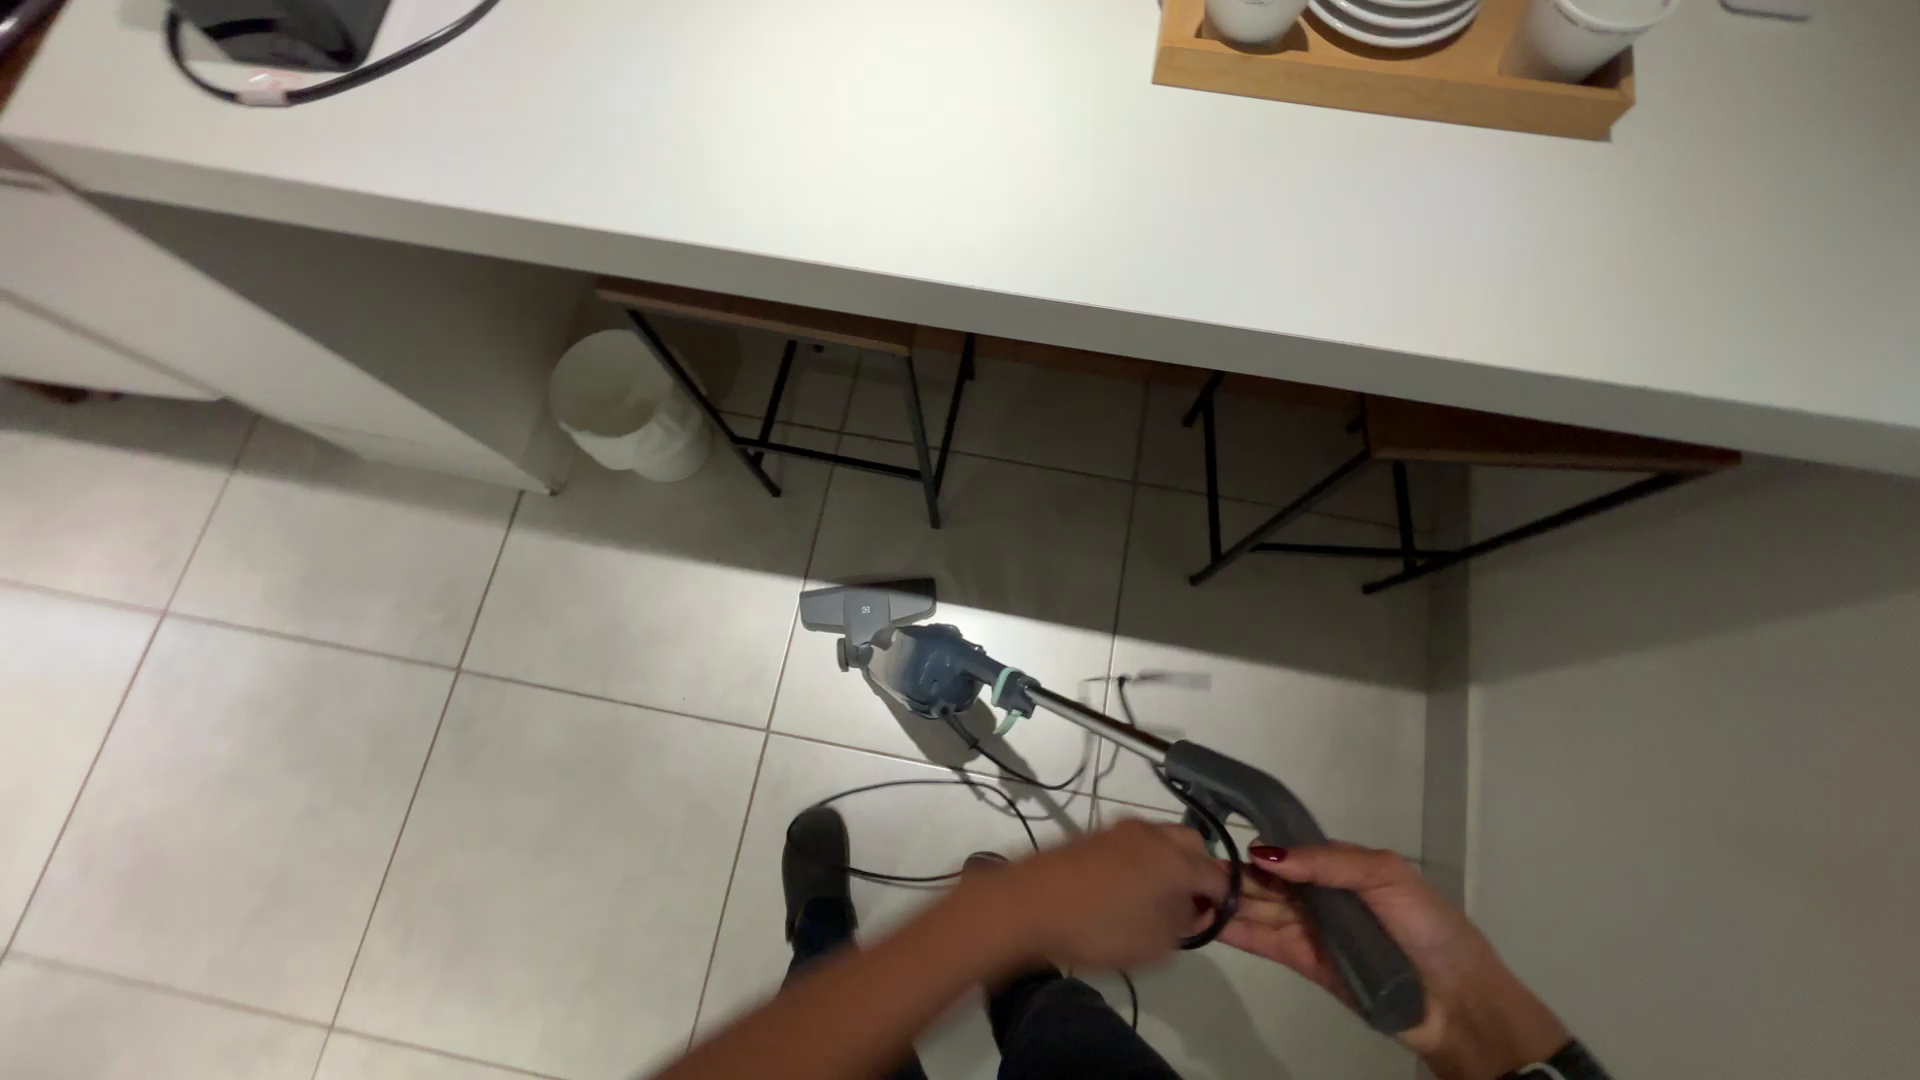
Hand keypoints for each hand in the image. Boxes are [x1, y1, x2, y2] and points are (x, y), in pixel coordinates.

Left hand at [965, 820, 1225, 971]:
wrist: (1030, 902)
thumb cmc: (1098, 927)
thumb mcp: (1155, 942)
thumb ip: (1185, 924)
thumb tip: (1194, 909)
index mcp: (1175, 858)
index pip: (1217, 875)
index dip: (1223, 900)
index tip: (1216, 920)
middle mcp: (1152, 834)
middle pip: (1192, 844)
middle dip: (1198, 870)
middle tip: (1188, 905)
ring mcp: (1121, 829)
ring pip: (1162, 839)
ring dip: (1170, 861)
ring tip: (1157, 899)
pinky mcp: (1096, 833)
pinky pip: (1136, 842)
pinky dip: (1144, 859)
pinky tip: (1128, 889)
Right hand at [1219, 842, 1567, 1079]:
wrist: (1460, 1005)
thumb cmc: (1428, 928)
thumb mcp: (1388, 876)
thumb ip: (1328, 861)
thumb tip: (1264, 853)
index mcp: (1338, 866)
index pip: (1285, 848)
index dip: (1253, 842)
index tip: (1214, 834)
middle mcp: (1317, 893)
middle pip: (1264, 878)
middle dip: (1228, 870)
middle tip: (1186, 866)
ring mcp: (1308, 927)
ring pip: (1256, 907)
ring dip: (1222, 899)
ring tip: (1183, 891)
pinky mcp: (1302, 961)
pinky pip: (1262, 940)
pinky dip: (1233, 931)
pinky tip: (1203, 921)